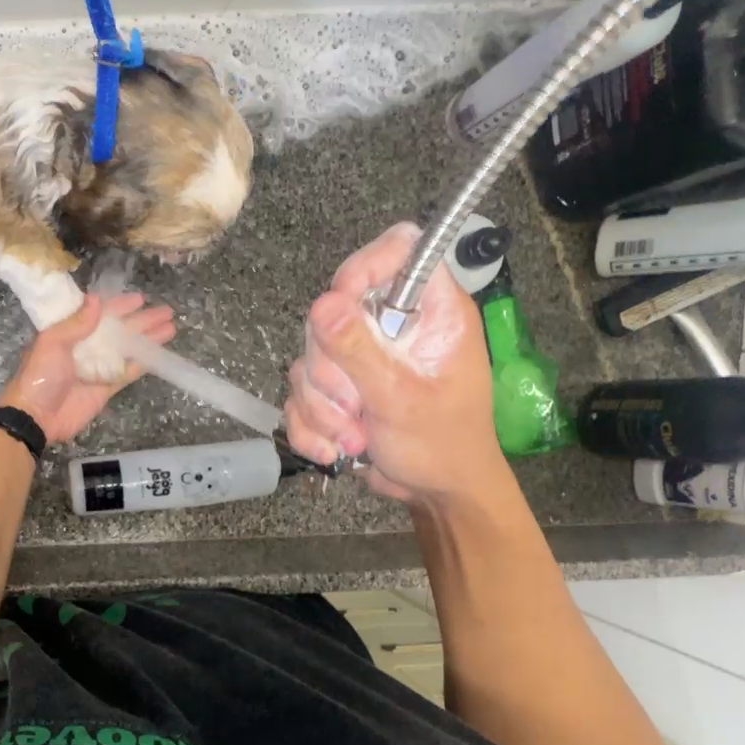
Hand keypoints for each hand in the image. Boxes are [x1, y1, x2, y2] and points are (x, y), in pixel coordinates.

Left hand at [0, 293, 174, 443]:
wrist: (35, 417)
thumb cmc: (40, 376)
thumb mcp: (52, 343)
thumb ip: (76, 323)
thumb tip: (97, 299)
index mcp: (68, 333)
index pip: (99, 314)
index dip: (119, 306)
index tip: (140, 299)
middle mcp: (84, 348)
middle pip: (118, 330)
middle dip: (142, 321)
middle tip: (167, 311)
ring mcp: (96, 369)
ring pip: (127, 350)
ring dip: (148, 340)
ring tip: (171, 328)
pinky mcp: (104, 389)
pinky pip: (126, 373)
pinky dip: (142, 363)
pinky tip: (159, 354)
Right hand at [284, 222, 508, 505]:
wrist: (436, 494)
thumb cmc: (443, 444)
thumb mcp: (403, 398)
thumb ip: (361, 352)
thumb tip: (322, 305)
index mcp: (428, 312)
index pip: (399, 250)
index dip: (364, 266)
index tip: (339, 303)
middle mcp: (391, 327)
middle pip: (332, 314)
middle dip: (331, 373)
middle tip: (354, 406)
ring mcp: (360, 359)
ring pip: (309, 362)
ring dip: (322, 409)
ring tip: (354, 439)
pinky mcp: (337, 391)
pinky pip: (300, 396)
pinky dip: (311, 427)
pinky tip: (334, 449)